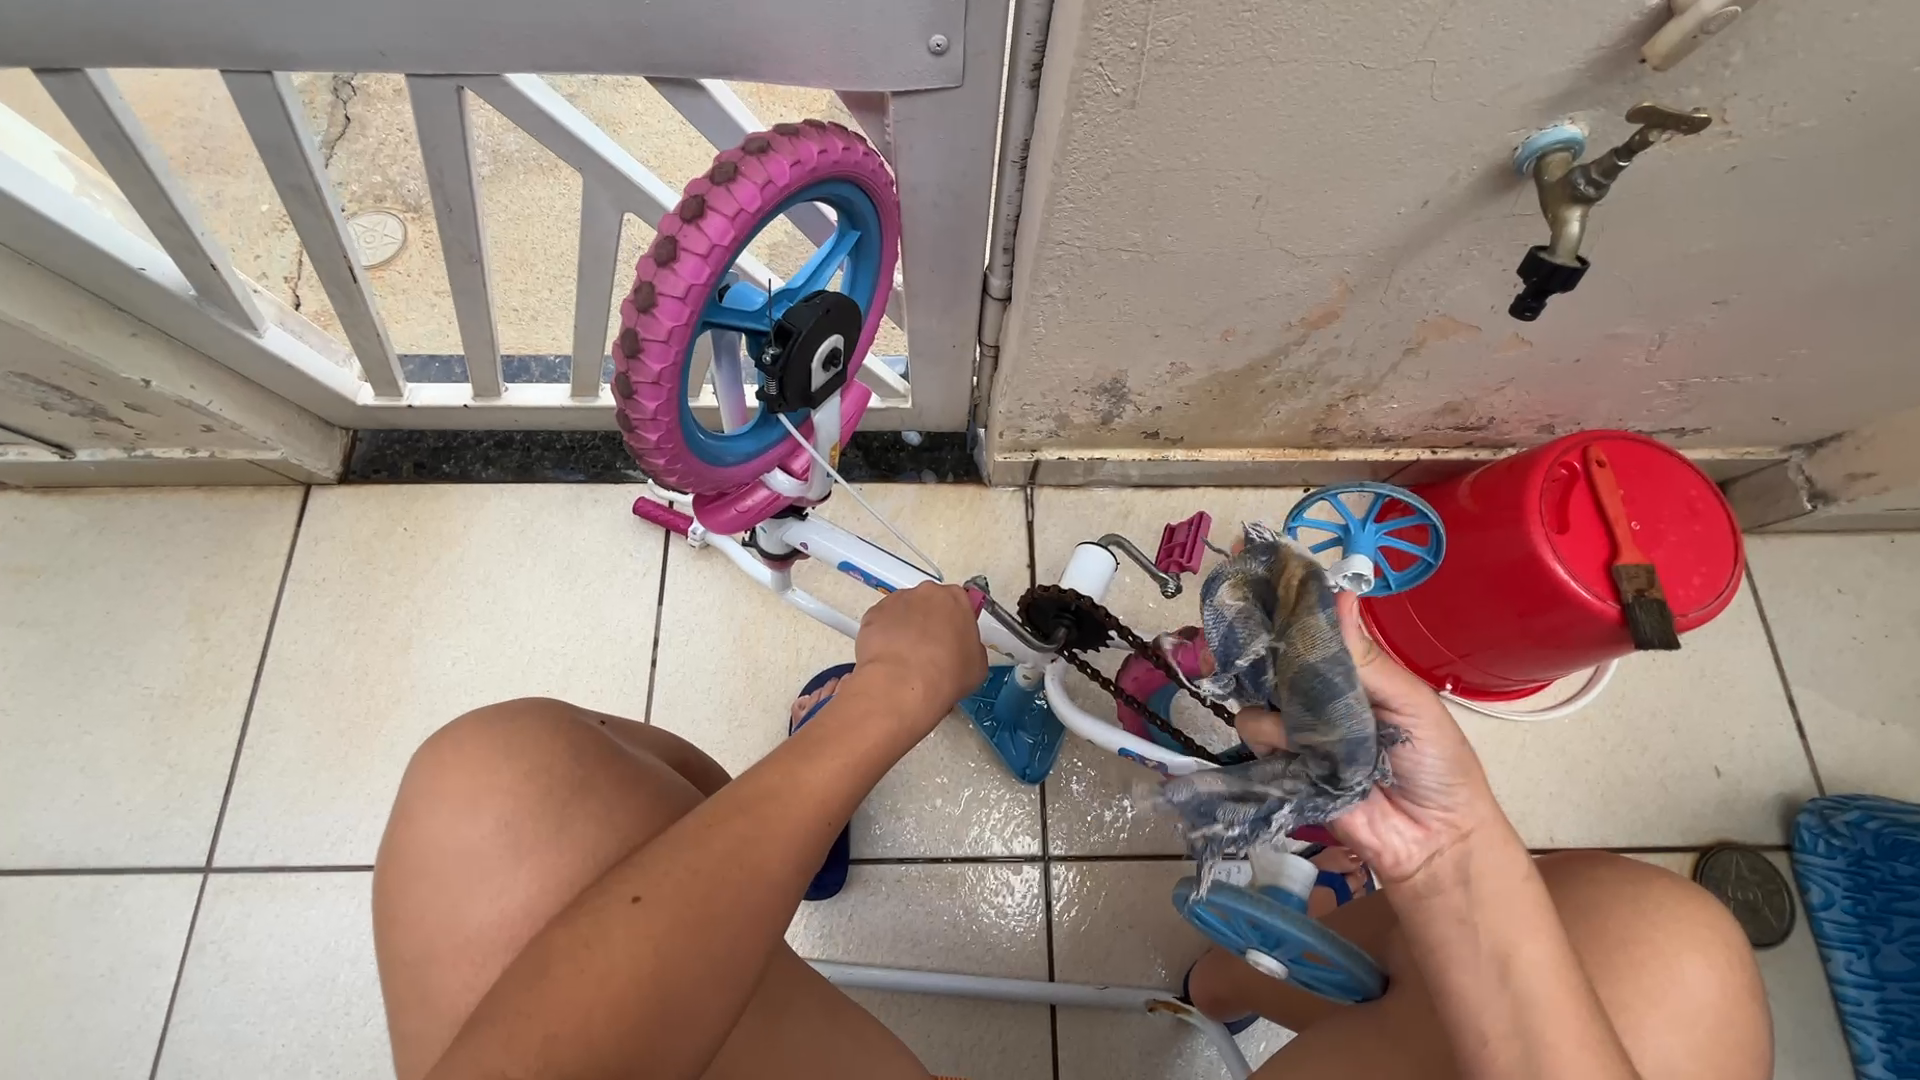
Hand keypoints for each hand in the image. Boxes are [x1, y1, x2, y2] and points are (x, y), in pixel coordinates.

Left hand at [847, 583, 988, 738]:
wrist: (904, 684)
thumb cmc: (946, 674)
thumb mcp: (978, 664)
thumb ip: (971, 646)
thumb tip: (962, 649)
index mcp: (956, 599)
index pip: (958, 602)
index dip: (954, 622)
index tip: (952, 638)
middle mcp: (927, 593)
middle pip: (929, 603)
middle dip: (928, 621)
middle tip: (929, 649)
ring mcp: (897, 600)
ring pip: (903, 611)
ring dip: (905, 627)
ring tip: (906, 657)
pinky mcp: (874, 613)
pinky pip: (881, 622)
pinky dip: (884, 635)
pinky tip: (889, 657)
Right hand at [1233, 591, 1508, 886]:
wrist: (1431, 839)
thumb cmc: (1437, 763)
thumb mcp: (1411, 702)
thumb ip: (1366, 657)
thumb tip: (1340, 592)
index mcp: (1347, 668)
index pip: (1305, 624)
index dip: (1275, 598)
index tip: (1245, 562)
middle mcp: (1312, 691)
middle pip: (1264, 654)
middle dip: (1244, 642)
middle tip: (1228, 637)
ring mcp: (1292, 724)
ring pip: (1252, 692)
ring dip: (1275, 705)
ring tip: (1309, 729)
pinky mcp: (1277, 759)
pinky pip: (1253, 733)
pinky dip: (1274, 741)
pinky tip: (1302, 756)